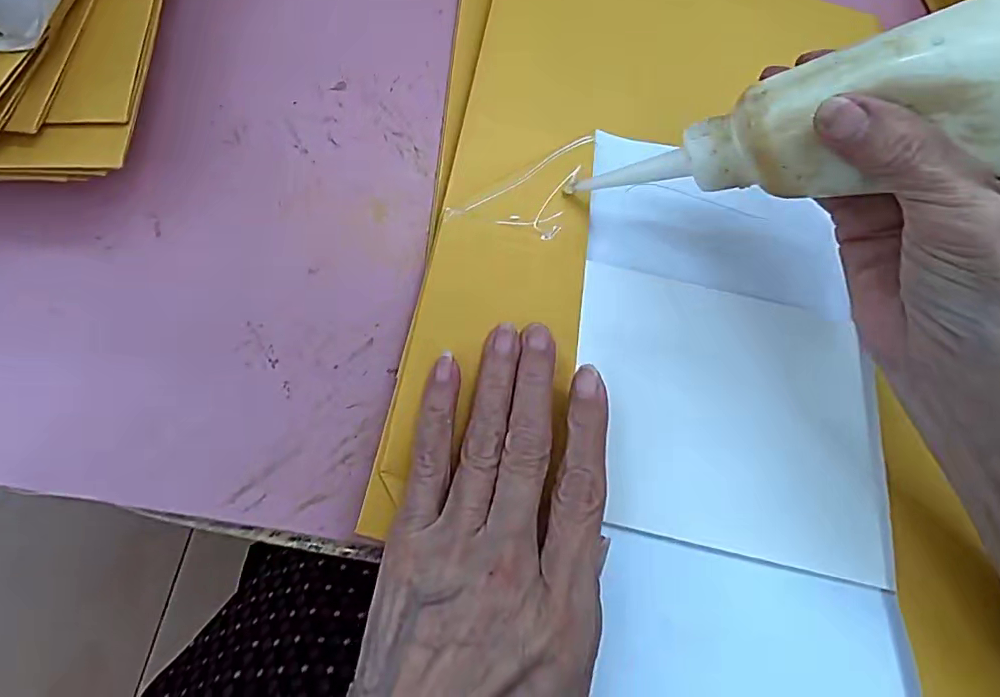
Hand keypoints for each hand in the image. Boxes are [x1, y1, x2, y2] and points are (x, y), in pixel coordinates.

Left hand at [352, 323, 608, 696]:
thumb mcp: (568, 664)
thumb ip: (580, 584)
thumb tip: (589, 525)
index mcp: (557, 596)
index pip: (581, 489)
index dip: (588, 428)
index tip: (589, 381)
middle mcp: (508, 560)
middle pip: (529, 452)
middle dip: (536, 387)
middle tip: (540, 336)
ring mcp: (454, 546)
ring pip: (482, 446)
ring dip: (494, 385)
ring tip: (504, 339)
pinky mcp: (409, 544)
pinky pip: (428, 463)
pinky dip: (437, 412)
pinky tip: (447, 372)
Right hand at [763, 57, 999, 427]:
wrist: (959, 390)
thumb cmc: (996, 305)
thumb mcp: (968, 219)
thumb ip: (906, 157)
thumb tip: (832, 108)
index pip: (985, 92)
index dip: (930, 64)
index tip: (875, 47)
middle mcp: (979, 171)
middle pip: (912, 112)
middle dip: (860, 87)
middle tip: (809, 65)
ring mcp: (918, 196)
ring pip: (866, 140)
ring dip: (823, 117)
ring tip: (777, 89)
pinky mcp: (871, 219)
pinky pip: (834, 176)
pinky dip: (804, 156)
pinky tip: (774, 137)